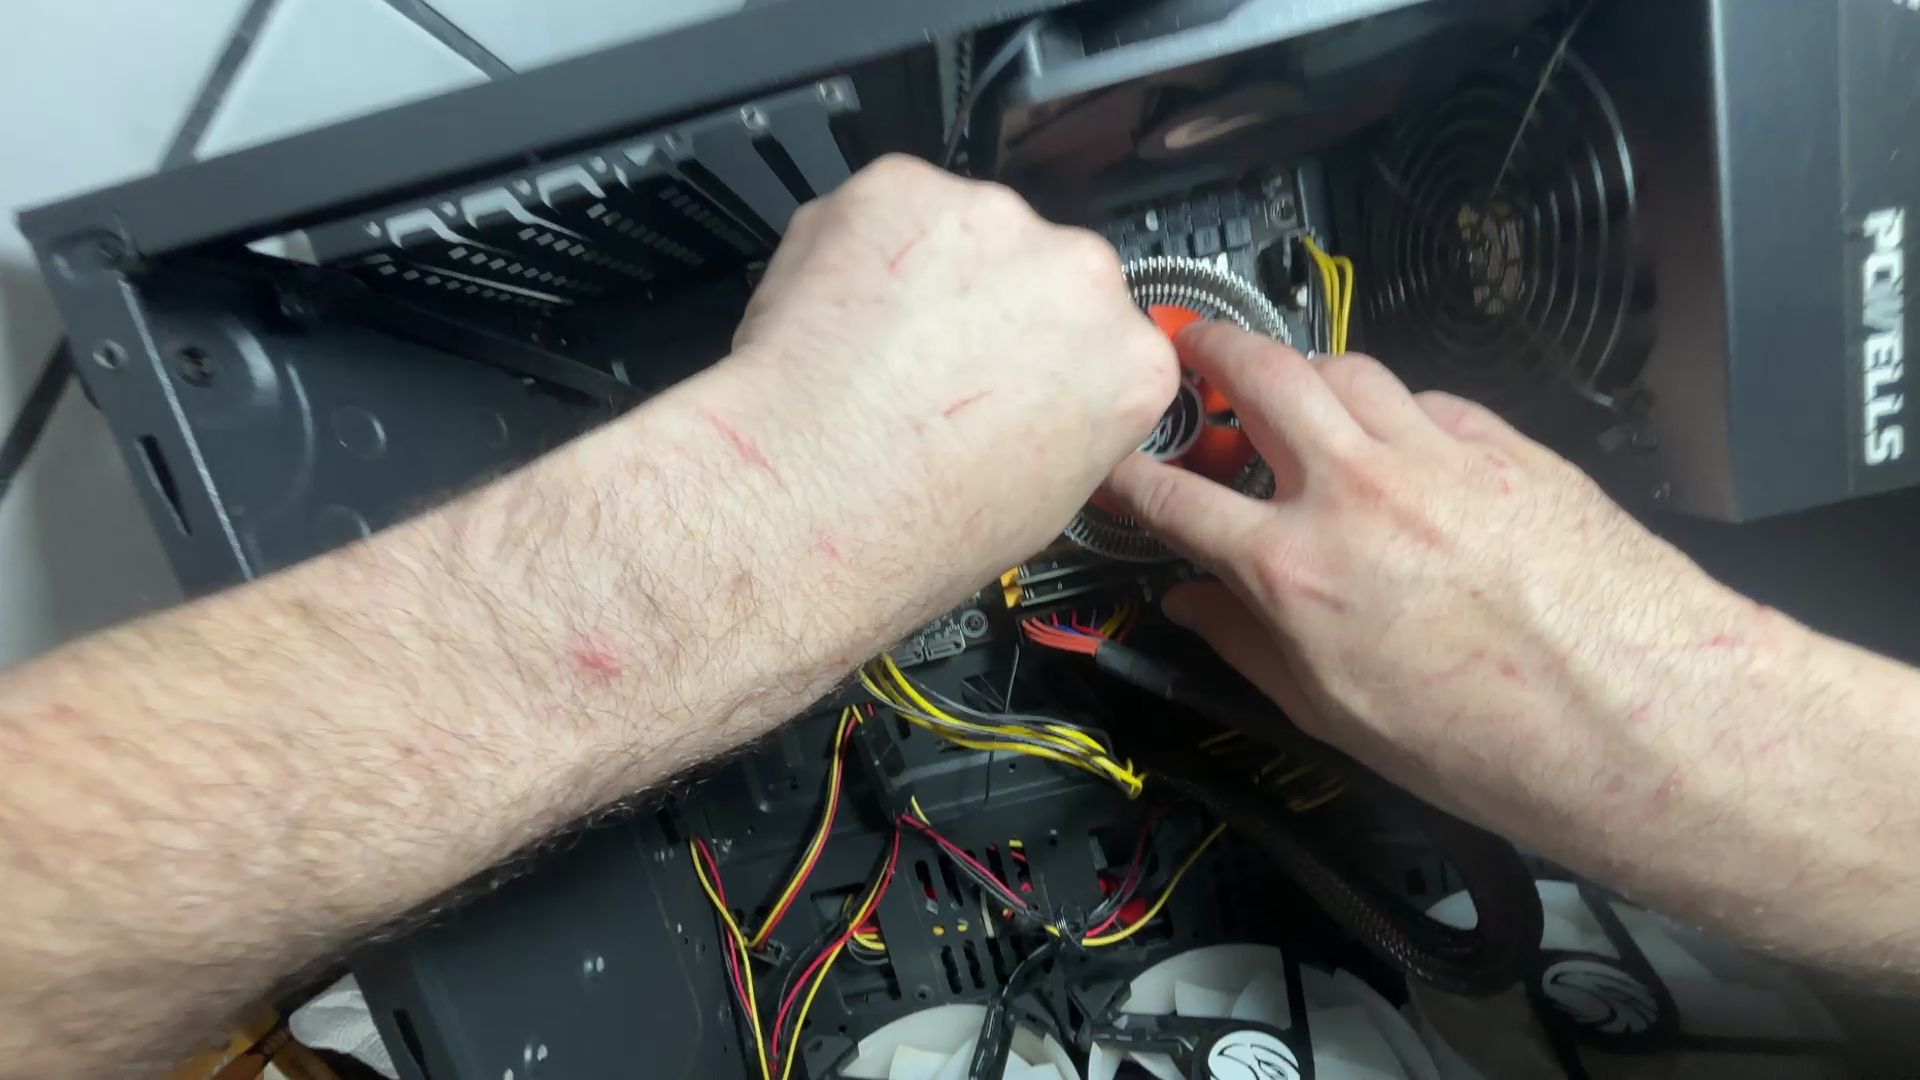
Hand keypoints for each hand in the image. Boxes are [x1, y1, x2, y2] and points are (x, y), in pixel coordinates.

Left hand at [683, 156, 1175, 645]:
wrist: (813, 500)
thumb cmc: (924, 530)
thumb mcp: (1041, 506)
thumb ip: (1066, 425)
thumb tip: (1036, 400)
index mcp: (1128, 362)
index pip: (1104, 343)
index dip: (1045, 365)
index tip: (1011, 384)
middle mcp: (1081, 276)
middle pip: (1042, 278)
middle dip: (999, 312)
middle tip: (936, 368)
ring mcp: (992, 222)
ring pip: (967, 239)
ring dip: (934, 279)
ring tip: (879, 352)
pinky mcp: (903, 189)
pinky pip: (891, 214)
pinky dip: (866, 253)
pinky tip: (844, 319)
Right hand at [1105, 323, 1764, 852]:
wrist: (1649, 728)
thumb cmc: (1483, 737)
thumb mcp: (1323, 707)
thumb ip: (1241, 641)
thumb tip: (1191, 605)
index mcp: (1293, 567)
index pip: (1172, 498)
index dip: (1125, 472)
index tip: (1110, 458)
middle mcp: (1353, 493)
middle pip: (1260, 378)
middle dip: (1211, 346)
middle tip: (1193, 340)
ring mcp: (1433, 458)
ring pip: (1343, 366)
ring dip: (1300, 369)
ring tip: (1291, 389)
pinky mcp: (1504, 448)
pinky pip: (1424, 398)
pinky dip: (1388, 405)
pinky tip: (1390, 440)